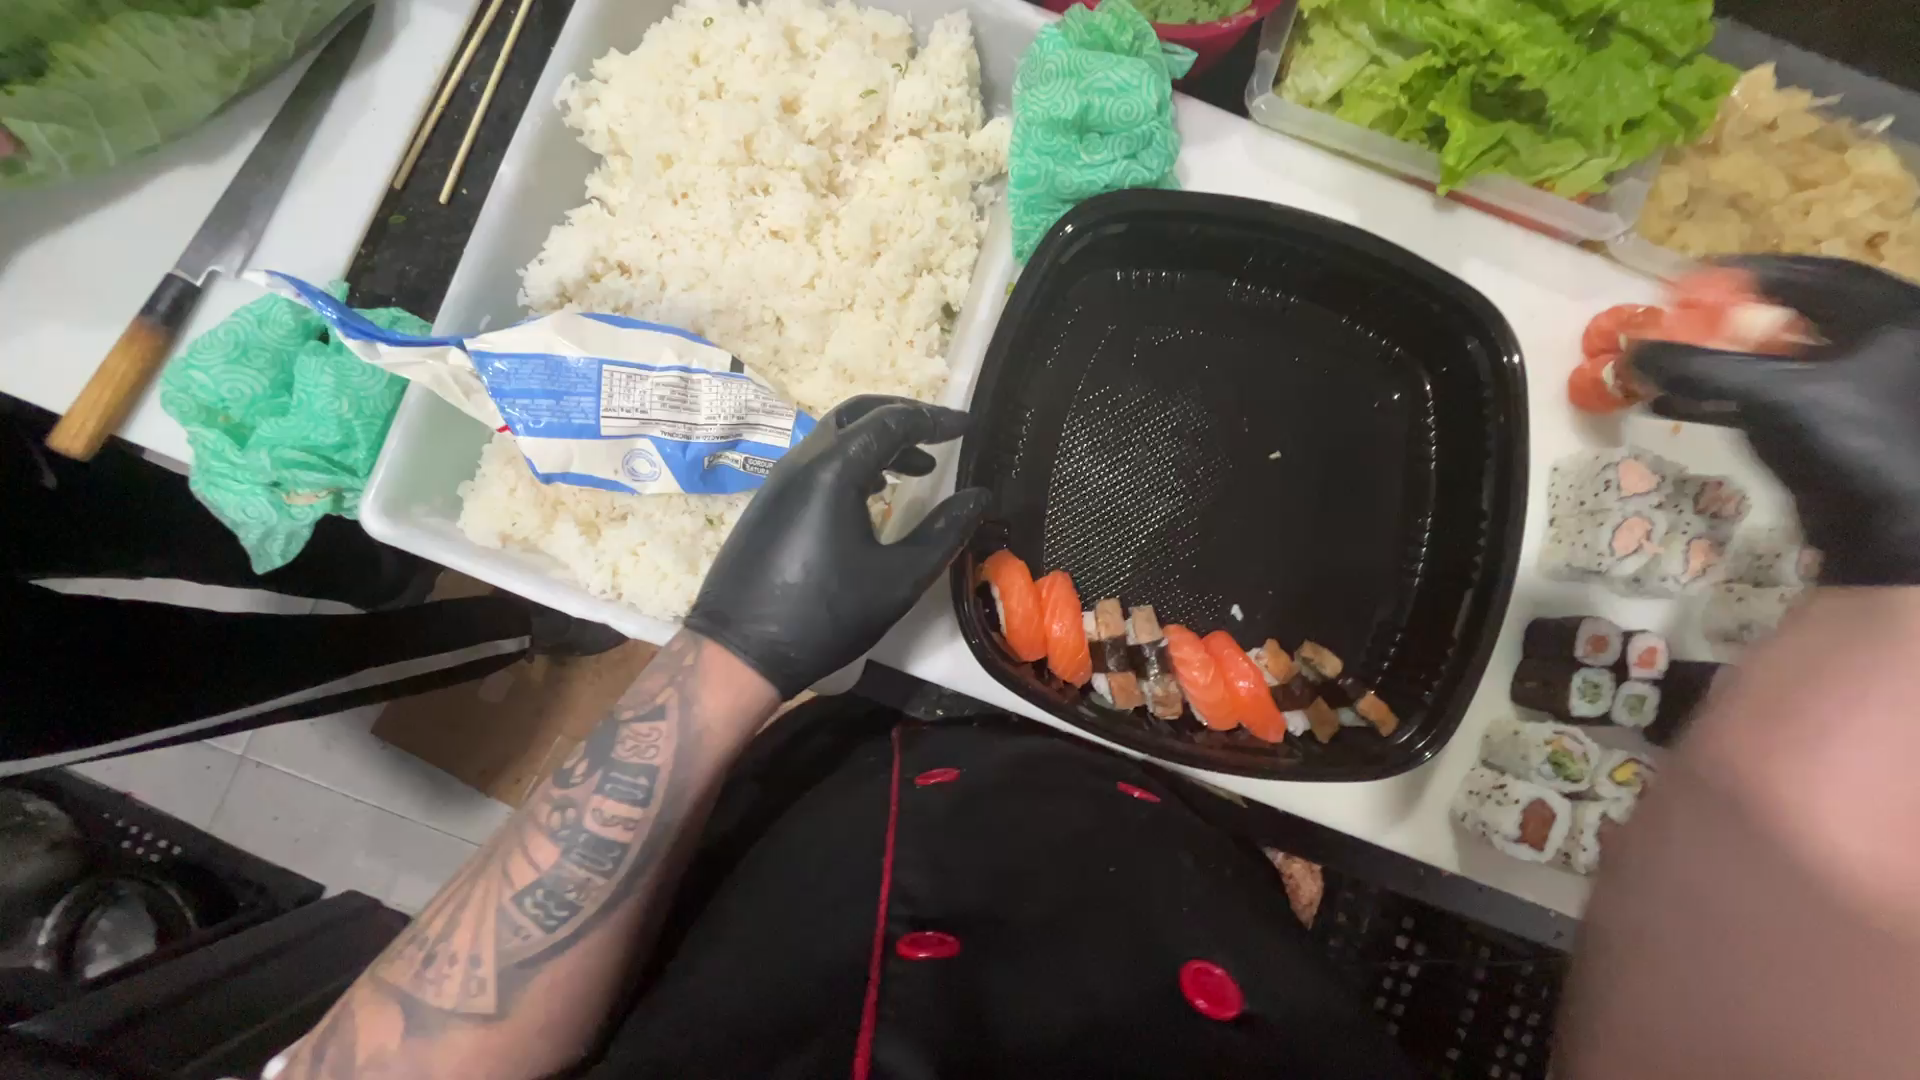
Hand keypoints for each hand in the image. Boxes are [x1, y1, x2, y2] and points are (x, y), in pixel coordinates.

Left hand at [684, 395, 989, 696]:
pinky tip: (874, 493)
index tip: (966, 425)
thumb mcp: (899, 579)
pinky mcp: (770, 503)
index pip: (891, 422)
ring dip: (878, 442)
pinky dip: (854, 462)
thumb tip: (979, 497)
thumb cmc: (826, 615)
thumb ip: (943, 532)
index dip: (934, 419)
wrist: (740, 653)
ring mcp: (779, 481)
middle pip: (857, 416)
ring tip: (918, 467)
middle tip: (940, 432)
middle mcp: (802, 463)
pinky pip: (818, 463)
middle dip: (903, 416)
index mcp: (834, 470)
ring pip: (835, 438)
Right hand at [1630, 256, 1919, 585]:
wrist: (1895, 525)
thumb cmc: (1858, 443)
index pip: (1812, 276)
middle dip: (1717, 321)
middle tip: (1666, 321)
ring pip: (1766, 360)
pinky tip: (1666, 403)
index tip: (1687, 276)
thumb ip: (1702, 368)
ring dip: (1707, 362)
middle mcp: (1879, 344)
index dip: (1745, 272)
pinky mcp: (1827, 423)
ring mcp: (1853, 386)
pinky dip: (1713, 397)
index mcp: (1892, 319)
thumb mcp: (1776, 396)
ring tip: (1654, 365)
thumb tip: (1631, 349)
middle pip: (1783, 318)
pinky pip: (1760, 398)